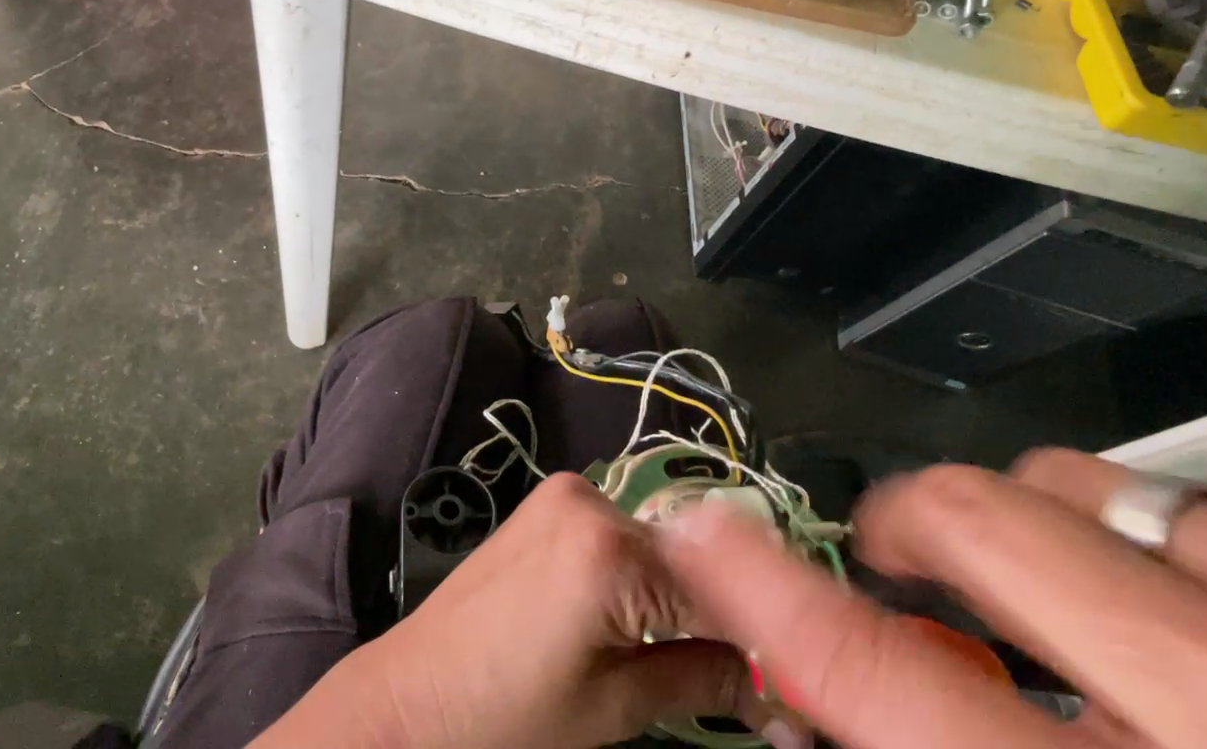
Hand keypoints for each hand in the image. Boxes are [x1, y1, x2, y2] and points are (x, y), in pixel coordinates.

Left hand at [251, 473, 775, 748]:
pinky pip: (621, 532)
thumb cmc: (506, 713)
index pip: (722, 592)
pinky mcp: (549, 502)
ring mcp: (566, 492)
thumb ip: (702, 683)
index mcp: (610, 550)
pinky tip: (646, 617)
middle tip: (750, 679)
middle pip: (691, 560)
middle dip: (723, 617)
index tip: (795, 689)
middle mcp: (592, 499)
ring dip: (686, 594)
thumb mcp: (612, 708)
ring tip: (699, 652)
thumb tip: (784, 700)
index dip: (765, 643)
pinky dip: (645, 572)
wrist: (411, 694)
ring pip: (659, 544)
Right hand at [657, 448, 1206, 748]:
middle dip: (916, 527)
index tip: (704, 529)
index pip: (900, 688)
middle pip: (992, 519)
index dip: (777, 596)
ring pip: (1104, 486)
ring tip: (1100, 609)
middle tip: (907, 558)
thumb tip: (851, 699)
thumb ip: (968, 741)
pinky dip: (1194, 549)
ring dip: (1057, 538)